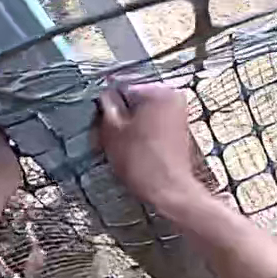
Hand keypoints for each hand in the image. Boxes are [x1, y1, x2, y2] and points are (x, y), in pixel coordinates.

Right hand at [95, 83, 207, 211]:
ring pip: (143, 111)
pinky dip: (141, 131)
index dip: (107, 102)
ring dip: (130, 123)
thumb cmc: (143, 163)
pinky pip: (153, 122)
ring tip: (119, 142)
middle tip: (107, 131)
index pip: (122, 86)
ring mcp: (178, 112)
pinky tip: (132, 147)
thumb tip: (103, 97)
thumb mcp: (112, 132)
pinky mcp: (178, 128)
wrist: (170, 191)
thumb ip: (106, 107)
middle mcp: (172, 96)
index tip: (98, 114)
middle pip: (134, 98)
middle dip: (120, 113)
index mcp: (157, 91)